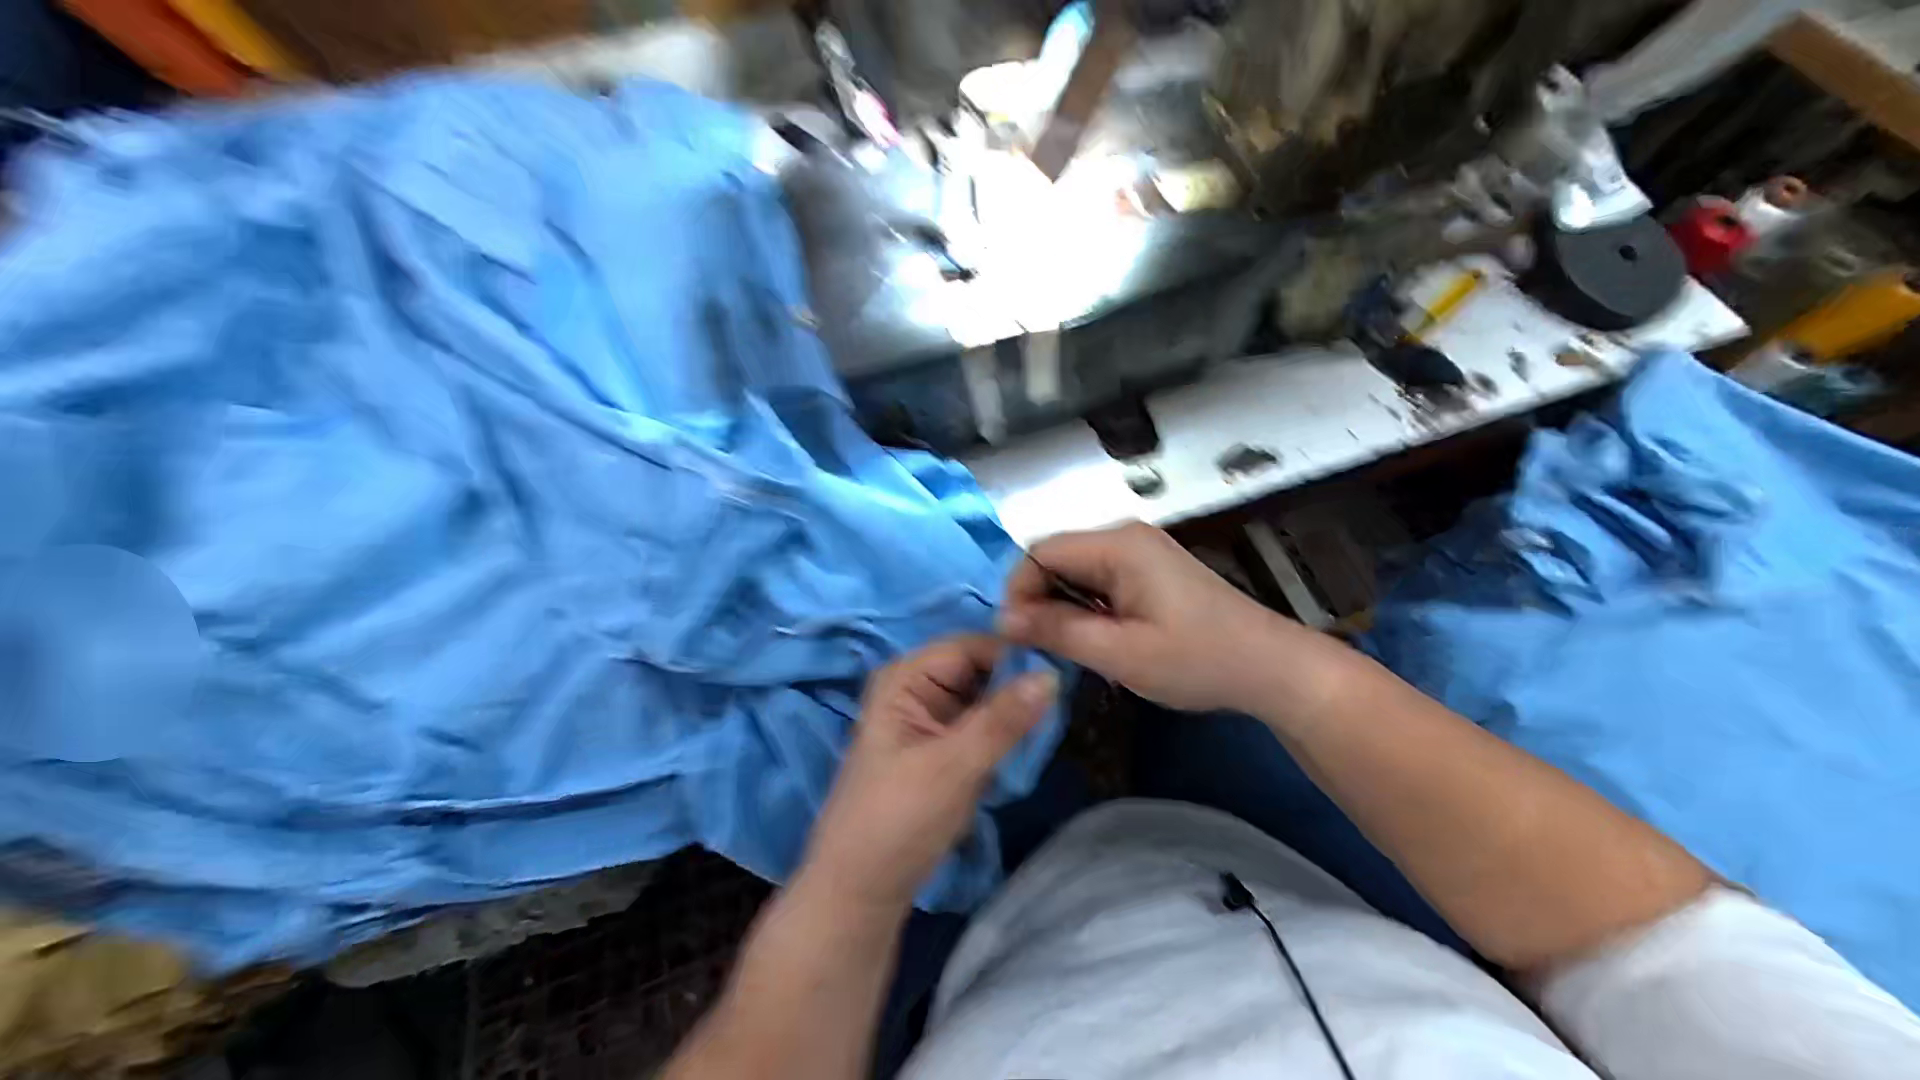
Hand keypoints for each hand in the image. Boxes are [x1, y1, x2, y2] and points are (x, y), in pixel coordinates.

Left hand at [804, 635, 1055, 909]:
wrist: (860, 890)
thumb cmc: (897, 820)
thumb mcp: (954, 766)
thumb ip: (1003, 719)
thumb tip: (1052, 674)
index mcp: (906, 676)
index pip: (974, 645)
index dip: (1016, 654)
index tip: (1063, 672)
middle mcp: (917, 687)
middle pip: (981, 669)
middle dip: (1018, 685)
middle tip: (1063, 703)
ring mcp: (930, 718)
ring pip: (986, 698)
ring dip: (1014, 712)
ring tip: (1052, 723)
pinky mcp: (941, 747)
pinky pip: (982, 725)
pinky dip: (1004, 733)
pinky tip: (1029, 744)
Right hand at [1000, 522, 1351, 715]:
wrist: (1273, 669)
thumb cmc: (1199, 661)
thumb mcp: (1121, 653)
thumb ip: (1058, 631)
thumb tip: (1002, 619)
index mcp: (1118, 545)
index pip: (1040, 551)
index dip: (1018, 591)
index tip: (1015, 637)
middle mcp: (1126, 536)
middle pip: (1056, 558)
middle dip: (1038, 600)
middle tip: (1037, 648)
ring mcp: (1141, 552)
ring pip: (1075, 571)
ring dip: (1061, 607)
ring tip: (1064, 648)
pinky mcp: (1150, 571)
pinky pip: (1099, 581)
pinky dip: (1085, 608)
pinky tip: (1094, 639)